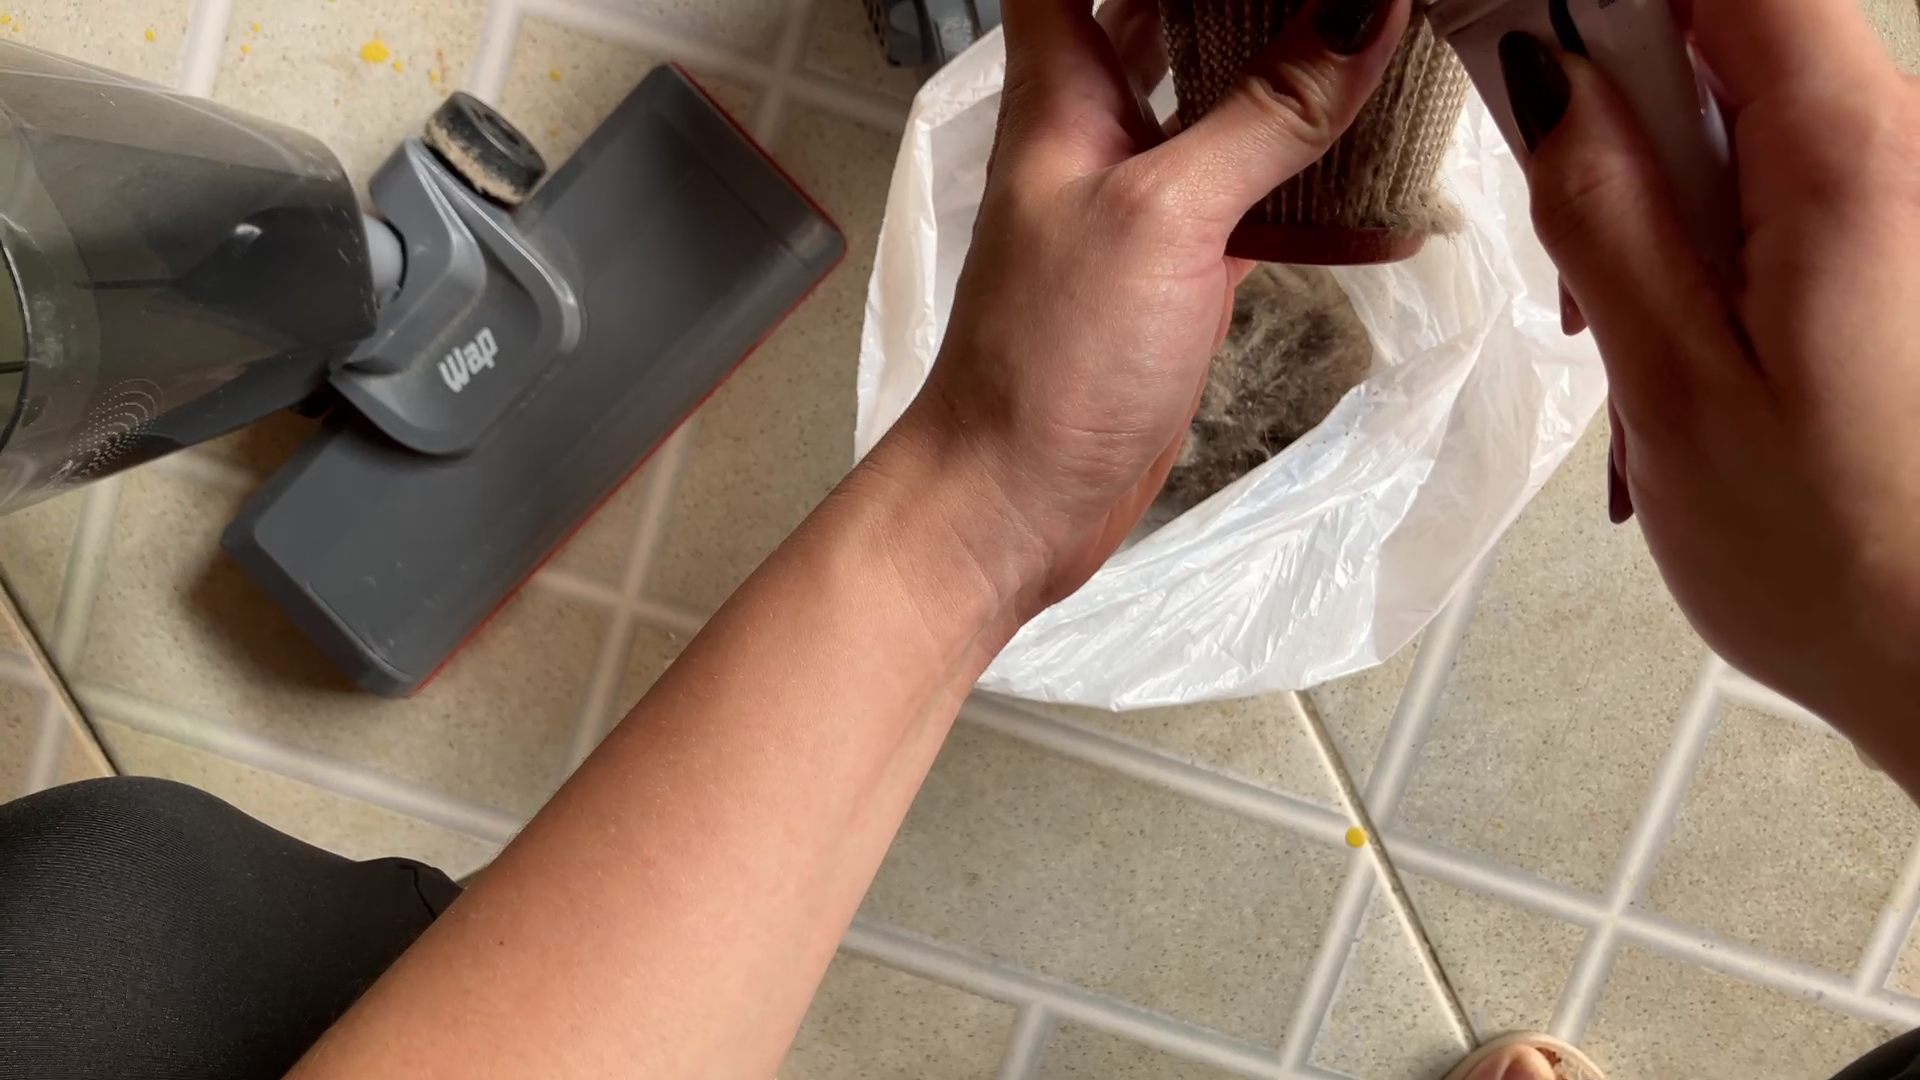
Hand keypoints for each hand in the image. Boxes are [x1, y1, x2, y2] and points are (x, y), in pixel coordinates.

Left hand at [871, 0, 1411, 615]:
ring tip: (1400, 60)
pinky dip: (1313, 204)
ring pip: (1229, 116)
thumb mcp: (1159, 217)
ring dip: (1306, 87)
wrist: (1018, 495)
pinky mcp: (1178, 278)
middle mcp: (1099, 137)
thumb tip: (1368, 11)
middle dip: (1260, 2)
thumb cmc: (1057, 357)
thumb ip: (1261, 115)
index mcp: (1062, 93)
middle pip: (1175, 20)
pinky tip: (1390, 203)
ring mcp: (1143, 211)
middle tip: (1366, 4)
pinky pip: (1254, 210)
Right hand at [1500, 2, 1919, 766]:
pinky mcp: (1875, 246)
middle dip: (1602, 83)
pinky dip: (1675, 211)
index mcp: (1858, 169)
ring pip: (1734, 109)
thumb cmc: (1809, 537)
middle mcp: (1908, 152)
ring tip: (1599, 292)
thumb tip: (1545, 81)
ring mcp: (1894, 199)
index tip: (1511, 31)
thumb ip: (1604, 220)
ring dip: (1633, 165)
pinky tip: (1649, 301)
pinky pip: (1760, 174)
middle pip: (1730, 34)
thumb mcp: (1666, 378)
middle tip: (1536, 187)